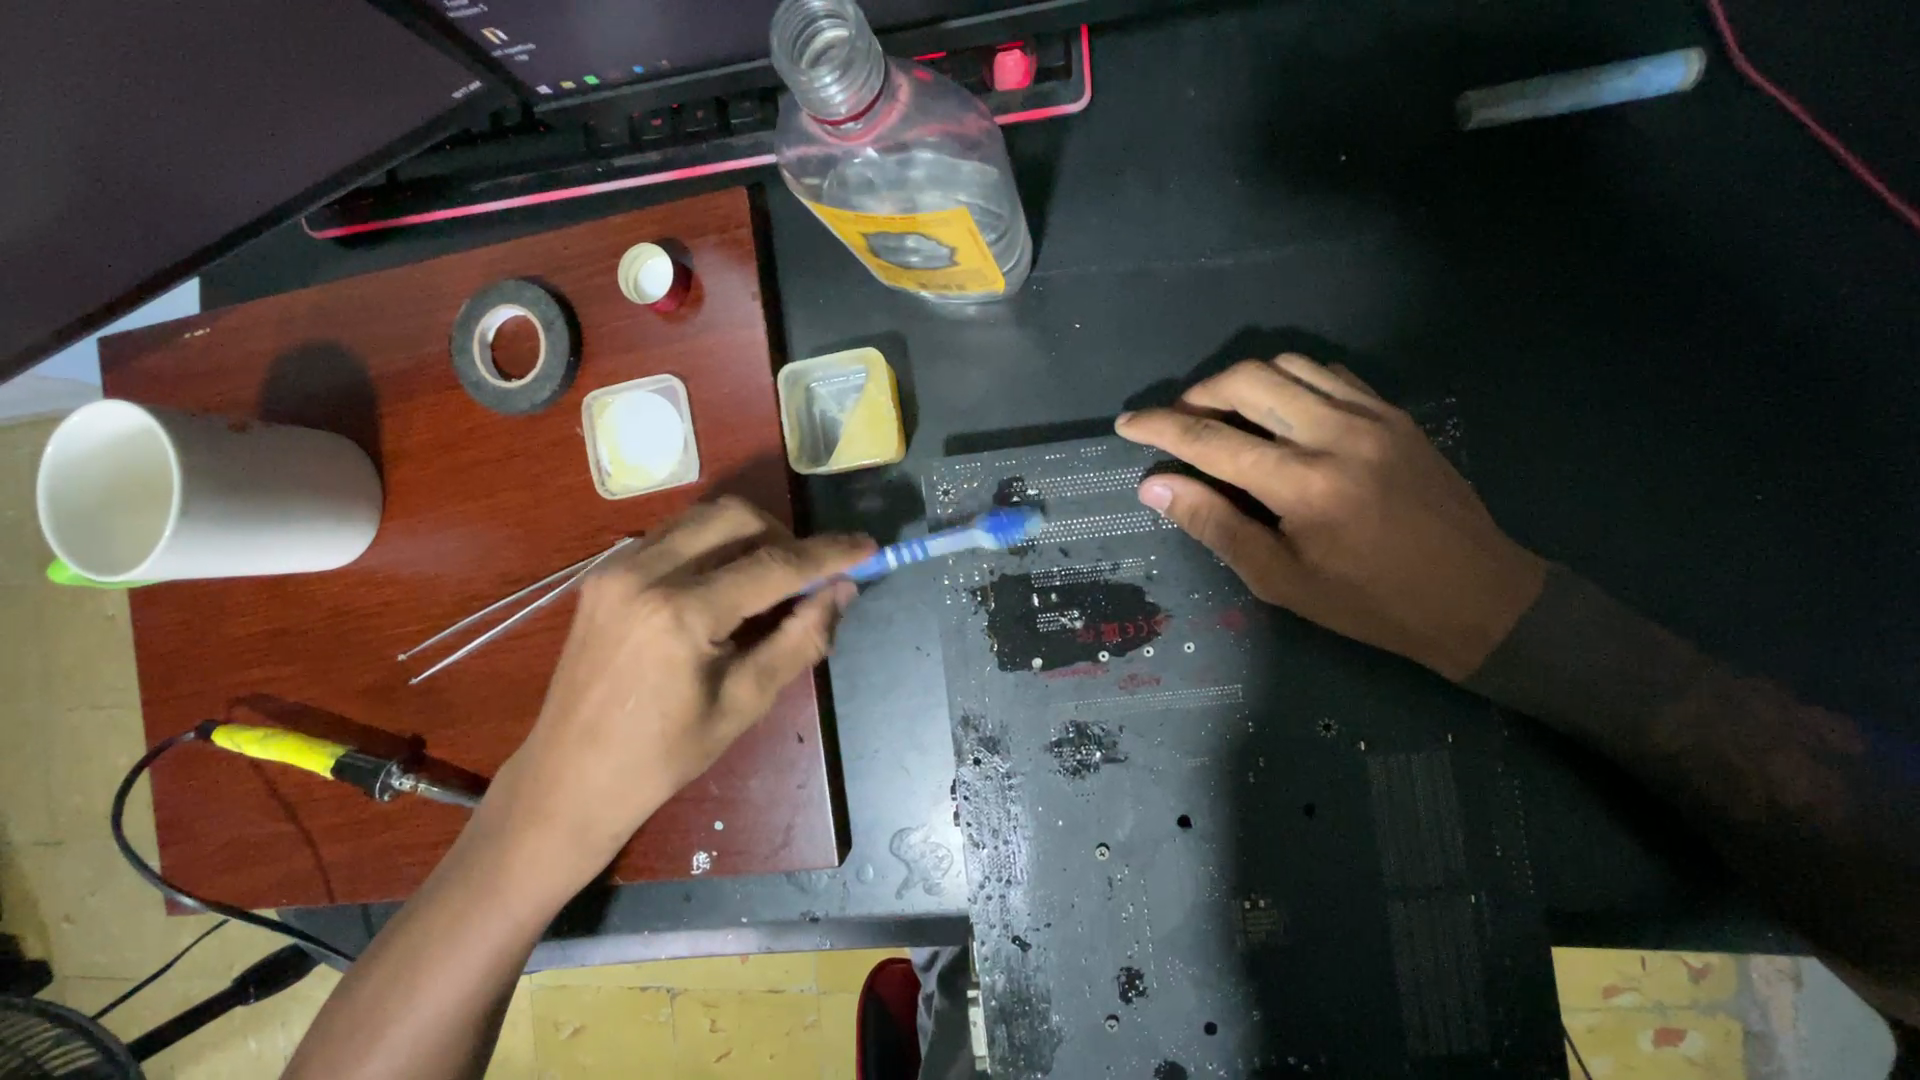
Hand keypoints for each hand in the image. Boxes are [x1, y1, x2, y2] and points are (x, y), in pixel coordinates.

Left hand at [476, 498, 873, 888]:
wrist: (570, 777)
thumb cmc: (664, 755)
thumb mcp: (745, 703)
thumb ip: (800, 640)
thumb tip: (843, 590)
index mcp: (680, 614)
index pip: (773, 565)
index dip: (828, 554)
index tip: (868, 547)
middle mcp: (643, 573)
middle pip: (735, 516)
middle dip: (784, 535)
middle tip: (807, 576)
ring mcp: (615, 568)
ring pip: (701, 517)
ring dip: (748, 535)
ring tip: (769, 581)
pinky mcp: (602, 574)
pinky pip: (672, 536)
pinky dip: (711, 546)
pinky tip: (722, 586)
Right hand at [1114, 354, 1545, 680]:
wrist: (1475, 596)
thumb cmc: (1368, 601)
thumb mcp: (1280, 579)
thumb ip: (1215, 525)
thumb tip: (1155, 487)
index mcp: (1301, 484)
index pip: (1210, 440)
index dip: (1159, 428)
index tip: (1127, 423)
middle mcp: (1334, 434)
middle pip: (1246, 381)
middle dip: (1198, 394)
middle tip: (1178, 422)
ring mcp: (1370, 416)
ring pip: (1287, 365)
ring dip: (1242, 381)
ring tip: (1224, 413)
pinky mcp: (1393, 413)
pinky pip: (1328, 373)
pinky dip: (1289, 379)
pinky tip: (1280, 409)